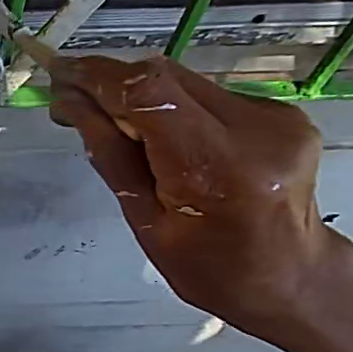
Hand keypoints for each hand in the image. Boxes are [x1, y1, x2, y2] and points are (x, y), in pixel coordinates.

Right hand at [49, 55, 352, 342]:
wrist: (291, 277)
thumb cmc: (211, 270)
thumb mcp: (146, 223)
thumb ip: (112, 157)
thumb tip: (72, 106)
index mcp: (218, 171)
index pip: (150, 95)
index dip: (100, 77)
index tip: (60, 74)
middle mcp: (254, 130)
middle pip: (168, 78)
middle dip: (114, 84)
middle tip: (75, 101)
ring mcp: (275, 115)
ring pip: (186, 82)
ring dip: (142, 96)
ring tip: (118, 127)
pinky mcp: (281, 110)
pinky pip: (208, 94)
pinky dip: (175, 106)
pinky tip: (166, 138)